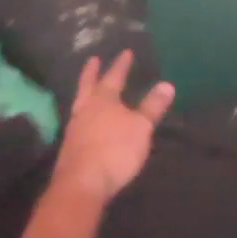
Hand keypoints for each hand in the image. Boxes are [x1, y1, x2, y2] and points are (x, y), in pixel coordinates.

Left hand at [53, 50, 173, 201]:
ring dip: (84, 94)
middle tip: (92, 59)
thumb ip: (152, 107)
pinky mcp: (69, 150)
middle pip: (88, 86)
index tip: (126, 52)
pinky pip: (77, 124)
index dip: (121, 64)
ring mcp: (74, 130)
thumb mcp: (141, 127)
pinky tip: (85, 123)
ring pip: (79, 105)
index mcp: (104, 100)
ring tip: (87, 91)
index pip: (114, 77)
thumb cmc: (114, 150)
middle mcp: (86, 110)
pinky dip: (82, 117)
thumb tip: (167, 84)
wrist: (80, 186)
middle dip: (92, 72)